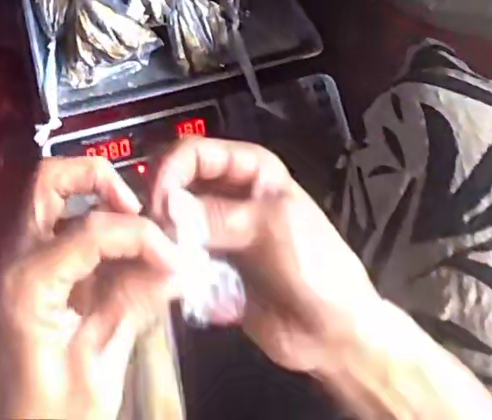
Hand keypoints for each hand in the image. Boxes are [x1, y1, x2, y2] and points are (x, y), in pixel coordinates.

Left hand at [0, 158, 181, 419]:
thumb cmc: (53, 416)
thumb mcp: (99, 368)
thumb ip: (132, 305)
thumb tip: (178, 264)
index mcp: (29, 279)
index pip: (89, 227)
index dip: (139, 234)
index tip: (175, 258)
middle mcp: (17, 253)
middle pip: (51, 179)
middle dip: (99, 179)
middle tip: (138, 212)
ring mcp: (21, 256)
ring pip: (53, 192)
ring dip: (95, 194)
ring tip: (137, 227)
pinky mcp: (33, 267)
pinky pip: (61, 221)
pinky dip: (93, 220)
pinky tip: (125, 250)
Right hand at [149, 138, 381, 377]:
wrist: (337, 338)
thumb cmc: (319, 270)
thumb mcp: (273, 228)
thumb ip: (219, 214)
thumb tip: (169, 208)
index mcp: (248, 168)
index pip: (193, 152)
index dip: (171, 170)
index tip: (159, 200)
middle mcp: (226, 191)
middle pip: (175, 181)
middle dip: (161, 203)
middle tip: (154, 229)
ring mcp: (214, 228)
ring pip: (170, 218)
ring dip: (163, 236)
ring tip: (164, 257)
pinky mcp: (207, 262)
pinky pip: (175, 253)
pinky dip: (170, 262)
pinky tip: (175, 276)